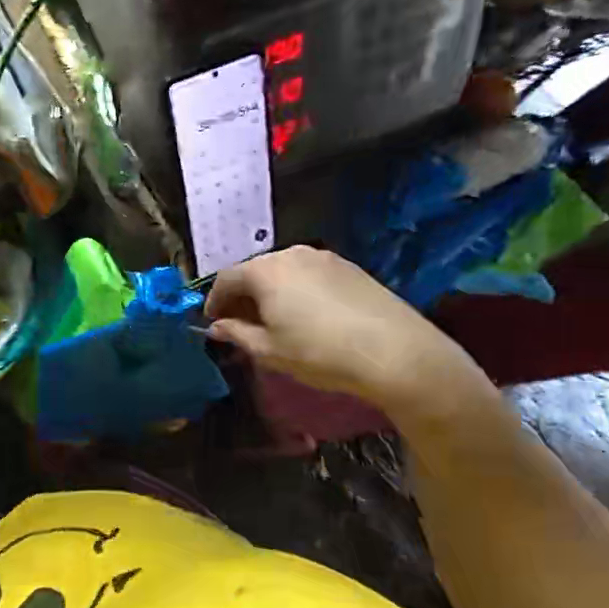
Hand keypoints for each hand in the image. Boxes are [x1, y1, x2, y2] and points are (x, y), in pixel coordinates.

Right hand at [204, 247, 488, 417]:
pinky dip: (296, 291)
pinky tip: (305, 315)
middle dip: (242, 295)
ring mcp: (325, 258)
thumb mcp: (268, 350)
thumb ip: (236, 334)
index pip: (225, 279)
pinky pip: (309, 275)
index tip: (212, 323)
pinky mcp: (351, 268)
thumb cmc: (319, 352)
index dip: (214, 301)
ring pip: (283, 271)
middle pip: (255, 271)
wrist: (396, 352)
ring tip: (272, 320)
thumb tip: (217, 327)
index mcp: (265, 271)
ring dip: (270, 292)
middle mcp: (292, 254)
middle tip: (240, 323)